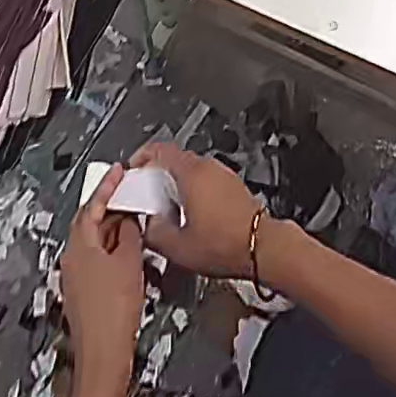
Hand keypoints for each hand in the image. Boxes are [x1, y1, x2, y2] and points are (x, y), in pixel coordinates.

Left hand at [60, 164, 142, 396]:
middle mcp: (72, 257)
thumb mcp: (129, 260)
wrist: (104, 354)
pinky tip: (130, 253)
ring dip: (115, 229)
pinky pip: (99, 258)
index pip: (92, 205)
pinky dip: (114, 248)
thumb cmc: (112, 311)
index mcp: (79, 245)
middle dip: (112, 207)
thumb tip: (131, 222)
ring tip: (136, 222)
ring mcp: (77, 275)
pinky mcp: (85, 291)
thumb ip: (130, 233)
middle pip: (91, 221)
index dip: (107, 185)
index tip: (116, 171)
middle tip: (129, 194)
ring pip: (96, 240)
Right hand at [130, 141, 261, 278]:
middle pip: (174, 159)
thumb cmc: (226, 243)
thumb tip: (147, 225)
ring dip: (176, 184)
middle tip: (148, 195)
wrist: (261, 247)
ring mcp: (222, 174)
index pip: (159, 149)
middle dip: (157, 175)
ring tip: (169, 209)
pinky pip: (206, 179)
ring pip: (191, 170)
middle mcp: (207, 167)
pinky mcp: (232, 185)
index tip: (133, 169)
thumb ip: (153, 231)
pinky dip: (194, 190)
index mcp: (190, 173)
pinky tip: (192, 216)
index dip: (142, 156)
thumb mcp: (177, 246)